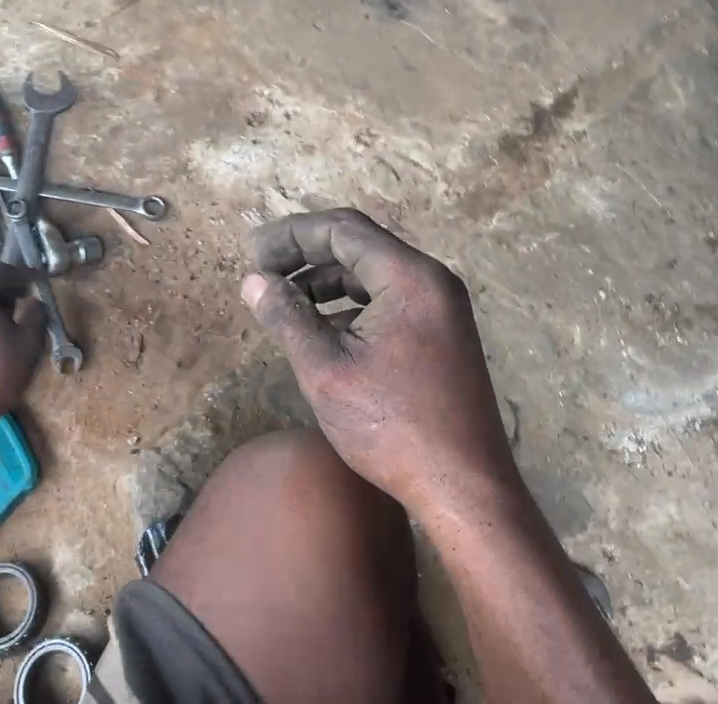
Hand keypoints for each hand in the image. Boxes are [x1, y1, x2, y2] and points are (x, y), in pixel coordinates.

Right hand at [241, 208, 515, 513]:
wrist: (464, 488)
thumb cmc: (392, 427)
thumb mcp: (326, 369)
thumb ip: (287, 317)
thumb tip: (253, 282)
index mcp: (409, 277)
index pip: (342, 229)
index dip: (292, 235)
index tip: (252, 253)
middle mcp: (431, 281)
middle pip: (358, 245)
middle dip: (305, 254)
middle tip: (262, 273)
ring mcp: (440, 308)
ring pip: (371, 274)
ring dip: (324, 281)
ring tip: (284, 303)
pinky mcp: (440, 334)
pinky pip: (387, 299)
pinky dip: (349, 304)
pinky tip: (321, 330)